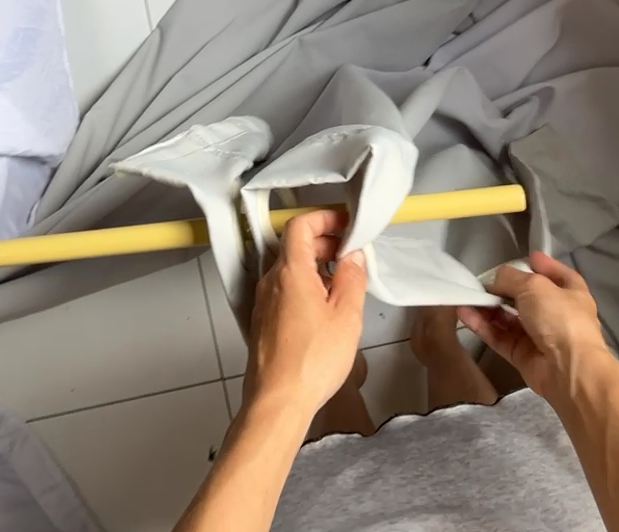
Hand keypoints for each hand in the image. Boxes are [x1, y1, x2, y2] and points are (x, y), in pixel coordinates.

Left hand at [241, 209, 368, 420]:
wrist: (278, 402)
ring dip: (316, 266)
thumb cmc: (311, 360)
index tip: (346, 224)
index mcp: (290, 271)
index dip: (324, 218)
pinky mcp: (264, 321)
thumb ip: (352, 277)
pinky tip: (325, 308)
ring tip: (343, 284)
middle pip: (295, 245)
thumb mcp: (346, 315)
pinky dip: (305, 286)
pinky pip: (285, 289)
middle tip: (351, 255)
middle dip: (325, 243)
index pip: (300, 225)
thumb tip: (354, 256)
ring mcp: (264, 301)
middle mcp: (271, 280)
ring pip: (290, 269)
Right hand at [458, 252, 618, 405]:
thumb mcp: (534, 285)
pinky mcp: (522, 355)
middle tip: (481, 281)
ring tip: (467, 296)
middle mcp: (556, 314)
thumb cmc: (559, 318)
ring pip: (508, 318)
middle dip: (503, 288)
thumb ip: (510, 277)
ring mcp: (539, 336)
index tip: (525, 257)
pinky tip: (464, 314)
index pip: (557, 274)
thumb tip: (495, 280)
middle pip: (526, 296)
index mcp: (570, 293)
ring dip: (487, 307)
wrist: (569, 370)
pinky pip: (499, 337)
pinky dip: (482, 325)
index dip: (542, 265)